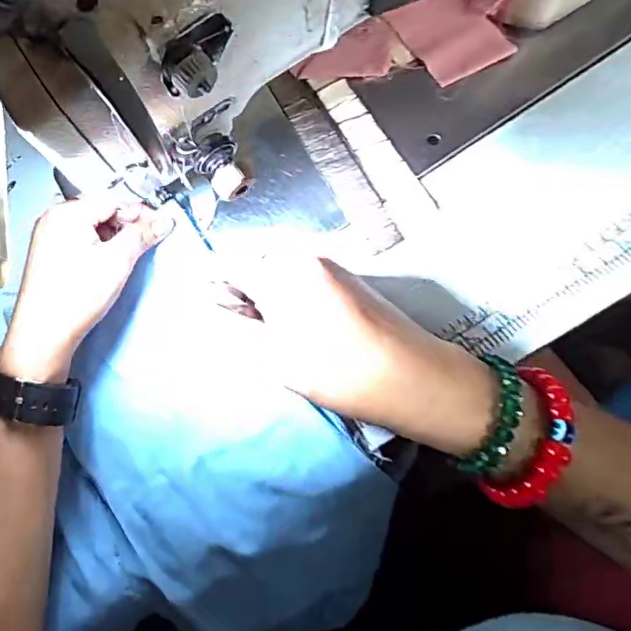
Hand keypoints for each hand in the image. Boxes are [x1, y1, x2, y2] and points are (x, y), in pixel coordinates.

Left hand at [0, 195, 172, 381]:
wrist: (44, 335)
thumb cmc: (73, 298)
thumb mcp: (118, 260)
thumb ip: (142, 234)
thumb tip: (161, 221)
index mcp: (66, 213)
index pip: (114, 200)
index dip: (139, 213)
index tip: (158, 225)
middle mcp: (53, 220)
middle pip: (102, 211)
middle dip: (126, 225)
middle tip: (145, 242)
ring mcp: (48, 237)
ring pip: (92, 226)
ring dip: (113, 237)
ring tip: (124, 258)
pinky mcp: (49, 255)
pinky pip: (80, 240)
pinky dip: (98, 248)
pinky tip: (107, 265)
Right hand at [204, 253, 504, 457]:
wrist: (412, 375)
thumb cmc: (337, 371)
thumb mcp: (275, 357)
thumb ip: (240, 325)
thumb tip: (218, 304)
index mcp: (284, 269)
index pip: (231, 265)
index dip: (218, 290)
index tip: (221, 317)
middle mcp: (305, 255)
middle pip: (256, 265)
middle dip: (246, 292)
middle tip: (252, 332)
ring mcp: (330, 263)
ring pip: (281, 272)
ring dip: (270, 296)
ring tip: (280, 336)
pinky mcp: (347, 277)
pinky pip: (304, 278)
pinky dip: (294, 298)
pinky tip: (306, 330)